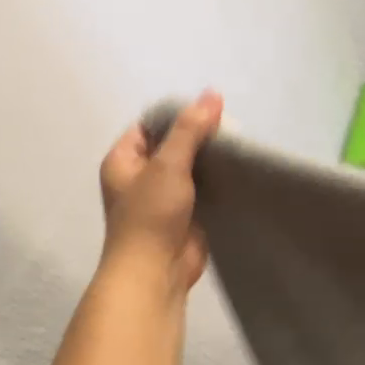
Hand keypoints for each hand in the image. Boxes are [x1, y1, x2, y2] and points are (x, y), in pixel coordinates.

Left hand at [99, 90, 223, 291]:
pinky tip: (239, 172)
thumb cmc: (151, 215)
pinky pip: (204, 188)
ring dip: (212, 159)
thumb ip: (191, 130)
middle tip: (232, 128)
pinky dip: (219, 180)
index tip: (211, 110)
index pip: (150, 125)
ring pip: (191, 167)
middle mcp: (141, 175)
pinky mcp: (187, 213)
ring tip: (240, 147)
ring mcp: (165, 196)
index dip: (178, 115)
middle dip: (201, 136)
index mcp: (124, 160)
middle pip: (173, 144)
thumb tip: (212, 94)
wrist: (156, 270)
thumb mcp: (168, 165)